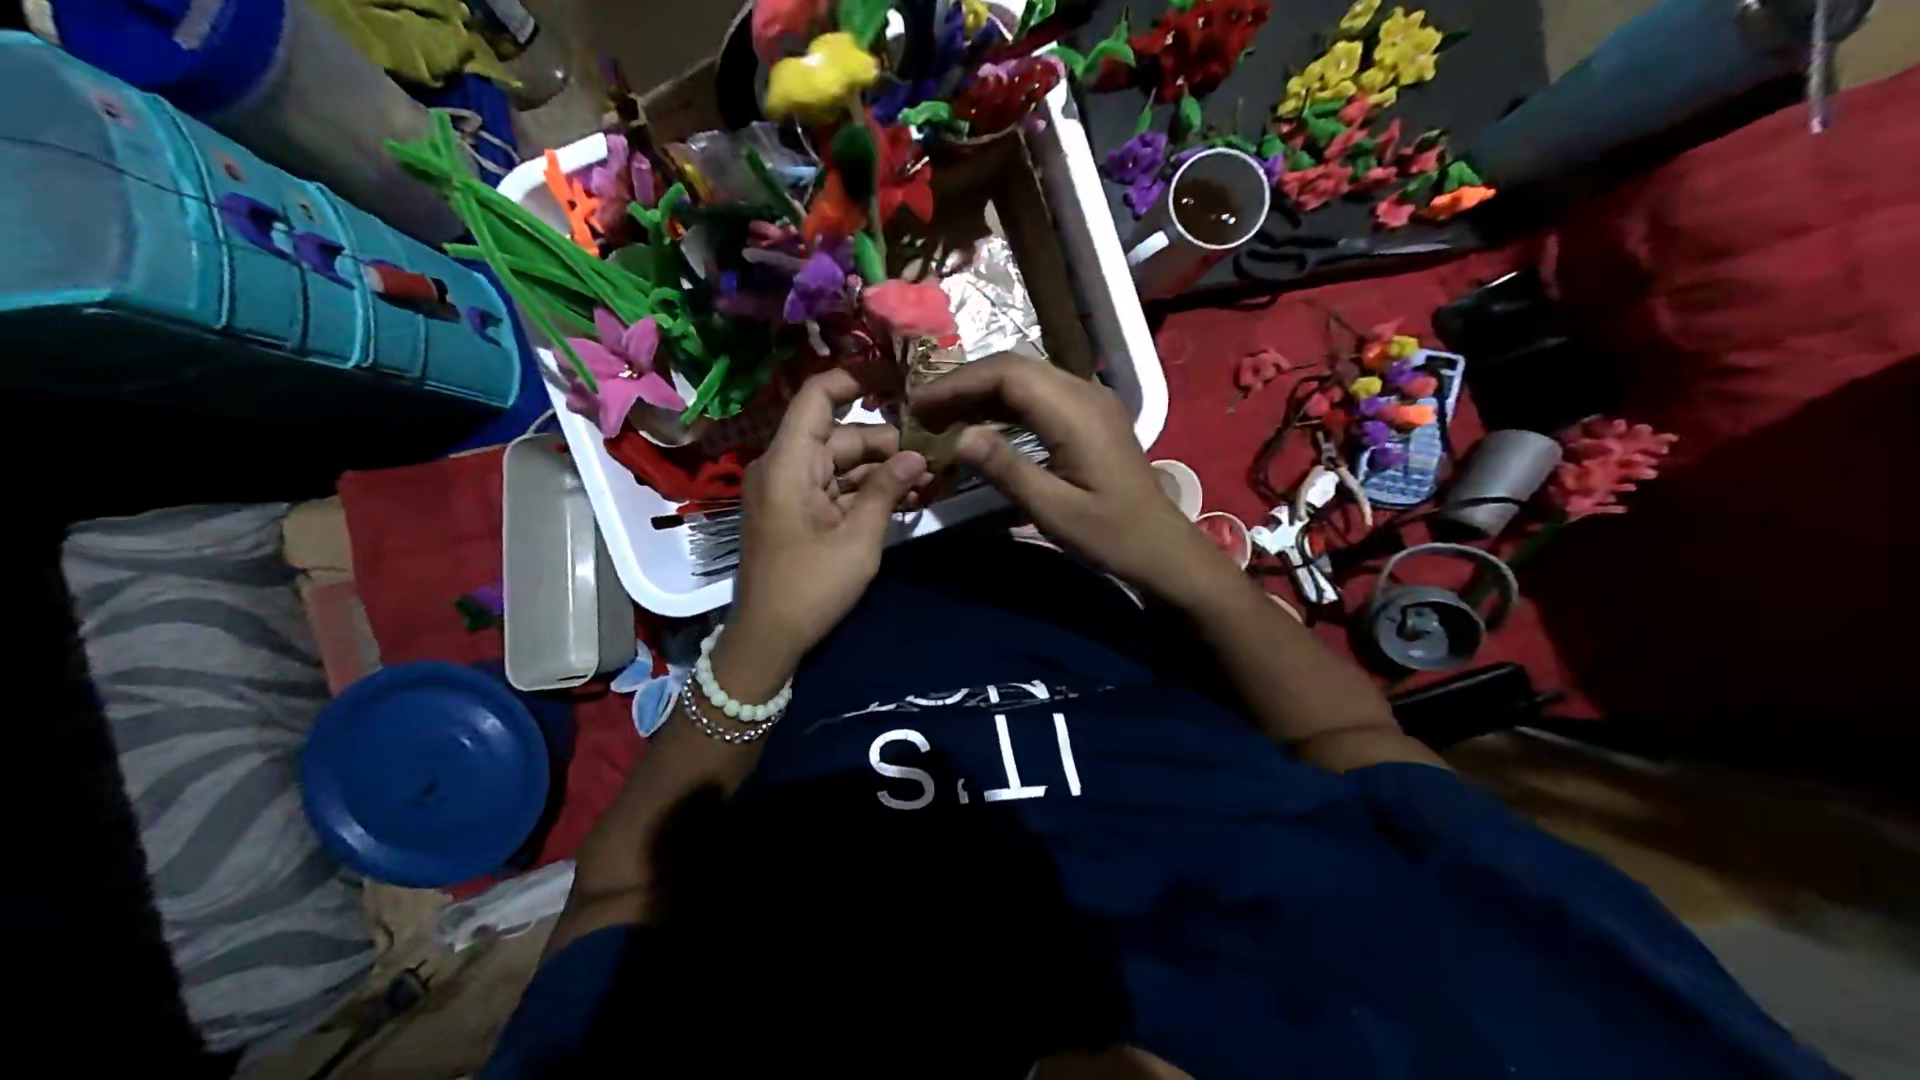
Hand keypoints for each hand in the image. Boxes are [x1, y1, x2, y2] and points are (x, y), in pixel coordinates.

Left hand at [725, 370, 931, 684]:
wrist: (767, 638)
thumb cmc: (810, 587)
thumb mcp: (858, 539)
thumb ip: (887, 490)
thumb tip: (918, 456)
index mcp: (789, 463)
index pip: (818, 397)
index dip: (855, 379)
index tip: (897, 378)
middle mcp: (785, 467)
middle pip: (840, 435)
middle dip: (887, 444)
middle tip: (934, 457)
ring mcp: (789, 490)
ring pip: (841, 463)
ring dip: (881, 471)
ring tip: (928, 480)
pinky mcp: (796, 512)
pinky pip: (834, 488)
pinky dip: (864, 491)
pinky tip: (903, 498)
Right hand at [910, 355, 1230, 606]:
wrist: (1161, 546)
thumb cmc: (1110, 536)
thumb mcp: (1054, 511)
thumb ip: (1007, 470)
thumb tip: (959, 437)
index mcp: (1077, 413)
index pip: (1008, 375)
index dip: (959, 383)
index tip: (920, 403)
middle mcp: (1085, 393)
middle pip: (1015, 367)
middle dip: (964, 383)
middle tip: (923, 408)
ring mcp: (1091, 401)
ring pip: (1026, 377)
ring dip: (982, 391)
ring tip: (942, 414)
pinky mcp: (1090, 415)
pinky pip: (1039, 394)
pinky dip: (1004, 402)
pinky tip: (980, 422)